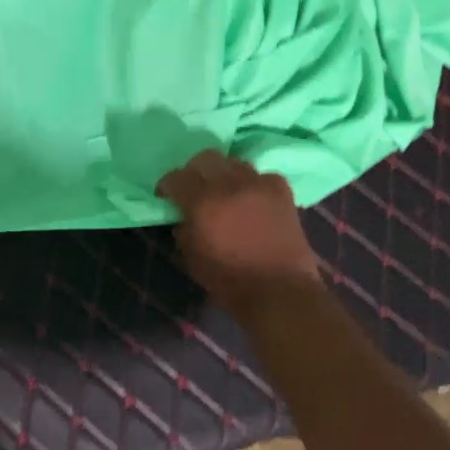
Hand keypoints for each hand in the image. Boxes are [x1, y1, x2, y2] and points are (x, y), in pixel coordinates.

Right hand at [157, 149, 322, 317]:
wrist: (279, 291)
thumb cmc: (228, 278)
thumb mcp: (189, 255)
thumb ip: (182, 227)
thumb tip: (184, 215)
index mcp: (202, 201)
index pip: (176, 176)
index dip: (167, 185)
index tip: (166, 196)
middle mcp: (230, 186)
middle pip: (206, 158)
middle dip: (195, 170)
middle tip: (194, 188)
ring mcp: (259, 187)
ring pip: (235, 163)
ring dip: (225, 174)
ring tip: (225, 191)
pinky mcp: (283, 195)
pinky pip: (264, 176)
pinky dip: (255, 183)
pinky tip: (252, 198)